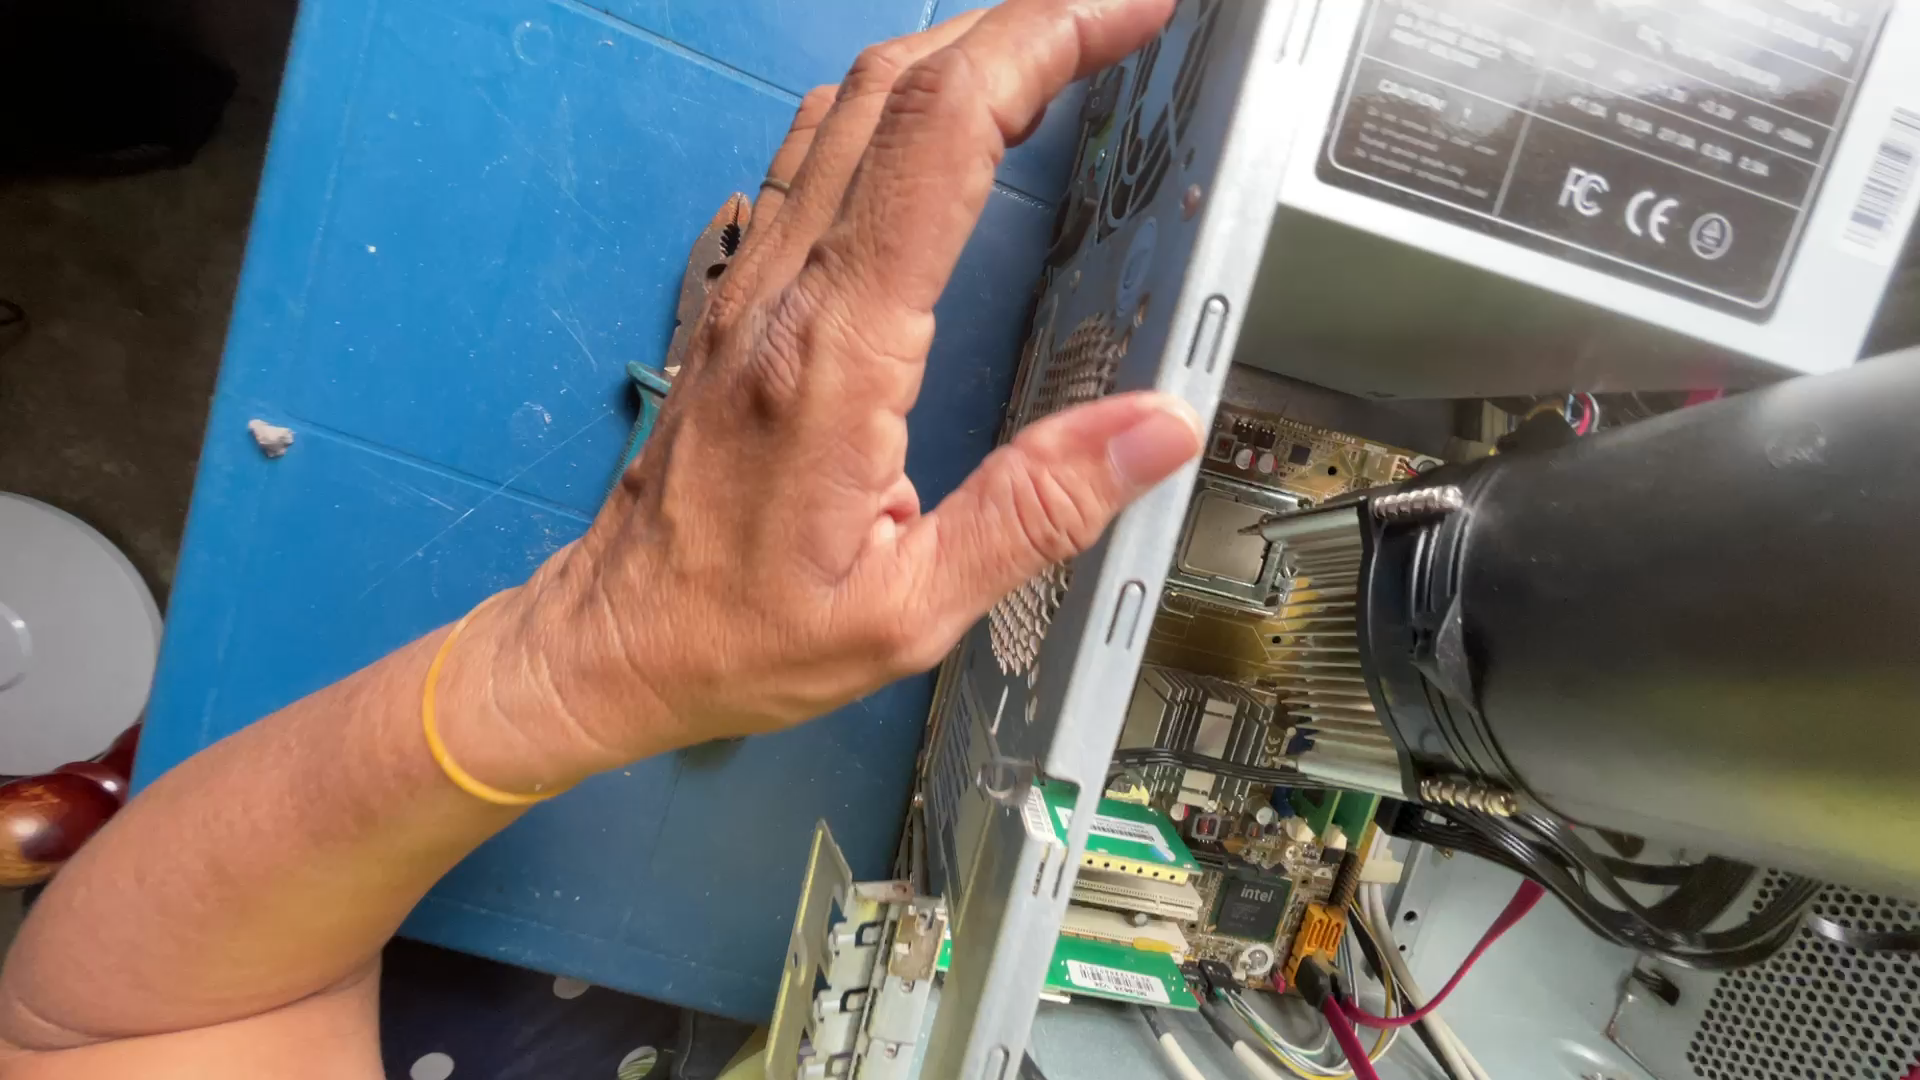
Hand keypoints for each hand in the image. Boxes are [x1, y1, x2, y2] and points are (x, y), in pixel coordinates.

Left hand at [448, 0, 1196, 789]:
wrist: (618, 639)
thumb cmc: (745, 634)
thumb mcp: (909, 608)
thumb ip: (1034, 514)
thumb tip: (1154, 430)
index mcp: (834, 359)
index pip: (942, 141)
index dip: (1043, 45)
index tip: (1127, 13)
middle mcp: (783, 296)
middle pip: (894, 91)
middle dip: (1014, 24)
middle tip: (1111, 19)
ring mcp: (748, 289)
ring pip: (845, 112)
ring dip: (950, 58)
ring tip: (1042, 60)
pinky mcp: (737, 306)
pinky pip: (813, 167)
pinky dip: (890, 116)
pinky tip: (935, 136)